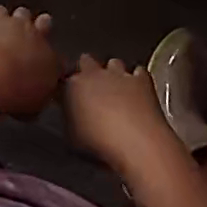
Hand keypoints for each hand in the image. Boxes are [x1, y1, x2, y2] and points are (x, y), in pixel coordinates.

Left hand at [0, 5, 60, 117]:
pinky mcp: (0, 20)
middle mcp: (40, 39)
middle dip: (42, 27)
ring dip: (19, 20)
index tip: (48, 70)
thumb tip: (35, 103)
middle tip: (34, 36)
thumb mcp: (32, 110)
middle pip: (46, 24)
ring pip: (24, 13)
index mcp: (53, 63)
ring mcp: (20, 26)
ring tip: (12, 28)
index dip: (55, 64)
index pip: (60, 61)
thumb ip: (38, 100)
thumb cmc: (15, 96)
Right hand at [65, 55, 184, 177]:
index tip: (68, 97)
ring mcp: (119, 74)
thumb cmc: (99, 145)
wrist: (135, 143)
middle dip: (87, 69)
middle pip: (86, 61)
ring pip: (113, 62)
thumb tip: (72, 116)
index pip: (64, 79)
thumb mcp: (72, 138)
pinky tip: (137, 91)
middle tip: (90, 88)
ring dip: (112, 72)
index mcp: (73, 86)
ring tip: (115, 89)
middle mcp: (95, 74)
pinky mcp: (141, 80)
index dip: (67, 87)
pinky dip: (137, 79)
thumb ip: (69, 119)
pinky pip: (138, 72)